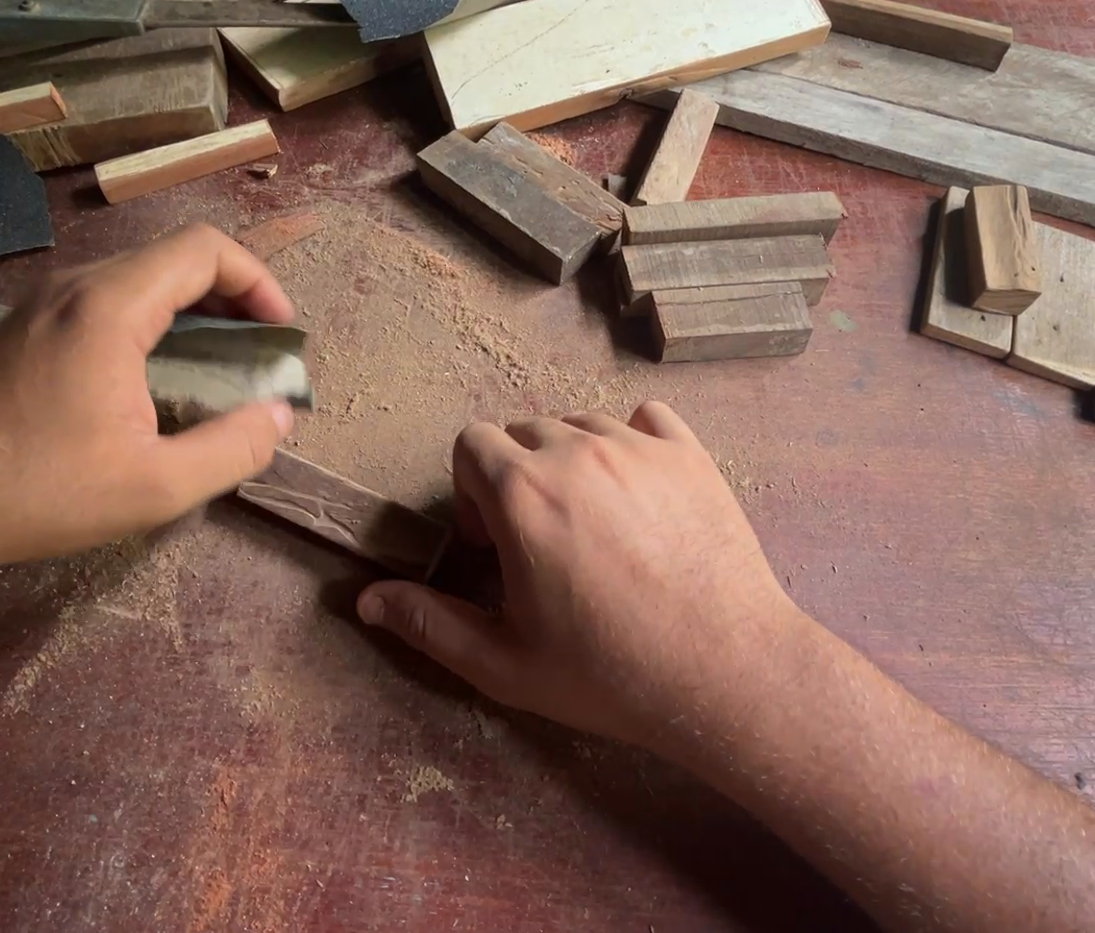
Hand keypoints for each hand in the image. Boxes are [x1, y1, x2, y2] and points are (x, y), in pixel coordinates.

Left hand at [0, 224, 296, 589]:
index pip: (204, 249)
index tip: (279, 332)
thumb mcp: (158, 487)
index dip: (258, 280)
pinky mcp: (24, 328)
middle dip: (234, 297)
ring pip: (141, 278)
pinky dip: (155, 322)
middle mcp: (74, 287)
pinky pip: (109, 300)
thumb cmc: (37, 493)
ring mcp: (42, 304)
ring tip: (219, 366)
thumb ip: (235, 448)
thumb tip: (279, 415)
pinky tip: (157, 378)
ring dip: (194, 310)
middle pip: (175, 258)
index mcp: (110, 308)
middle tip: (257, 352)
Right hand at [355, 402, 801, 752]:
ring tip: (594, 521)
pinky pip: (645, 419)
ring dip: (571, 460)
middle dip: (518, 475)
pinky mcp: (689, 453)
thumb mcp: (504, 662)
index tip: (494, 539)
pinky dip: (632, 443)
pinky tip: (642, 492)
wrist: (726, 674)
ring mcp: (638, 446)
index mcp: (522, 492)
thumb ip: (430, 623)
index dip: (470, 488)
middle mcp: (576, 451)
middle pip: (523, 431)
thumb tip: (367, 599)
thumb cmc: (609, 672)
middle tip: (542, 538)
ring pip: (580, 424)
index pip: (470, 441)